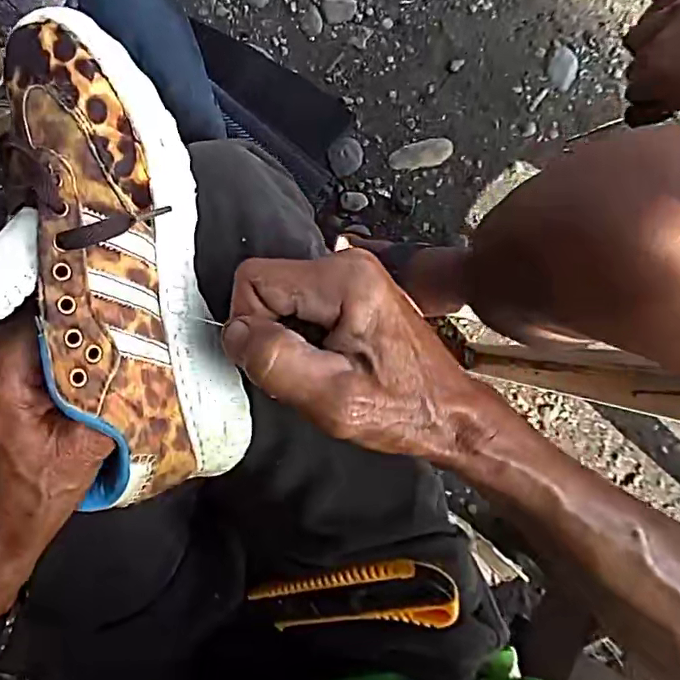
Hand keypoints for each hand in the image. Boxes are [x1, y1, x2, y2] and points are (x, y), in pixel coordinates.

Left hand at [0, 318, 112, 627]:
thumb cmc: (28, 498)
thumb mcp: (85, 444)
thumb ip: (111, 392)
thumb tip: (139, 352)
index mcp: (0, 369)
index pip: (57, 313)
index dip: (99, 311)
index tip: (133, 308)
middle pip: (49, 315)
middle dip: (92, 322)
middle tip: (132, 326)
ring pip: (45, 329)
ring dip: (80, 338)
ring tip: (115, 348)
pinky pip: (35, 347)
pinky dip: (64, 353)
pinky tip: (90, 367)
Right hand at [220, 251, 509, 464]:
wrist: (446, 415)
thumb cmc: (403, 409)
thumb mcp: (330, 398)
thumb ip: (273, 360)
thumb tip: (234, 332)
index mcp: (345, 280)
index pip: (252, 281)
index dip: (251, 327)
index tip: (279, 361)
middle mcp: (347, 265)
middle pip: (262, 287)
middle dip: (267, 334)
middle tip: (304, 370)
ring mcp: (348, 276)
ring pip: (273, 299)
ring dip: (282, 340)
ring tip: (319, 367)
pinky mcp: (346, 290)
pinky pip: (292, 307)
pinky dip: (296, 338)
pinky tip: (324, 360)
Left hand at [624, 0, 679, 125]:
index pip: (674, 2)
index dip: (671, 28)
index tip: (677, 44)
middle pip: (644, 33)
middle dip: (652, 55)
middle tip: (668, 76)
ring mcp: (667, 37)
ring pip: (637, 66)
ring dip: (651, 82)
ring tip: (672, 98)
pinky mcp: (657, 70)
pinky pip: (637, 94)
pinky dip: (649, 105)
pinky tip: (670, 111)